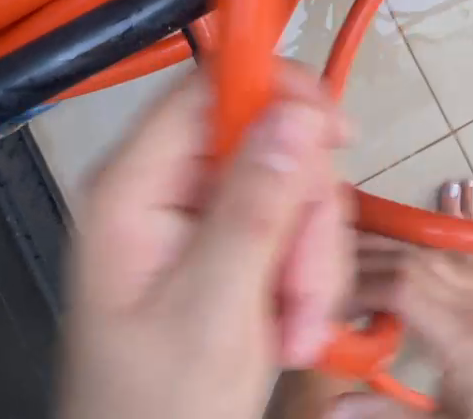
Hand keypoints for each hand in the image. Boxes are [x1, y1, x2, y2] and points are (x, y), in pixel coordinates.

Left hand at [58, 64, 351, 418]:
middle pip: (266, 138)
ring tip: (296, 326)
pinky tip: (292, 324)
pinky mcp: (231, 236)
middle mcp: (169, 182)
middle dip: (303, 212)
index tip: (337, 133)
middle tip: (305, 287)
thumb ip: (254, 207)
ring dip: (312, 253)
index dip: (277, 91)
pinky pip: (295, 218)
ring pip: (292, 180)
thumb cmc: (160, 409)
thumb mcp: (211, 311)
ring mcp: (202, 210)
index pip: (211, 87)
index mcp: (135, 184)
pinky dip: (310, 270)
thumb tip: (298, 111)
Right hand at [330, 182, 472, 418]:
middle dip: (361, 260)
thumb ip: (388, 413)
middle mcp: (471, 304)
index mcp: (463, 337)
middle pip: (409, 261)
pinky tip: (376, 260)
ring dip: (379, 250)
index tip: (321, 302)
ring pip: (423, 253)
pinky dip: (400, 254)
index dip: (357, 286)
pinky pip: (435, 259)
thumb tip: (328, 407)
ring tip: (336, 257)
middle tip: (314, 271)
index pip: (402, 286)